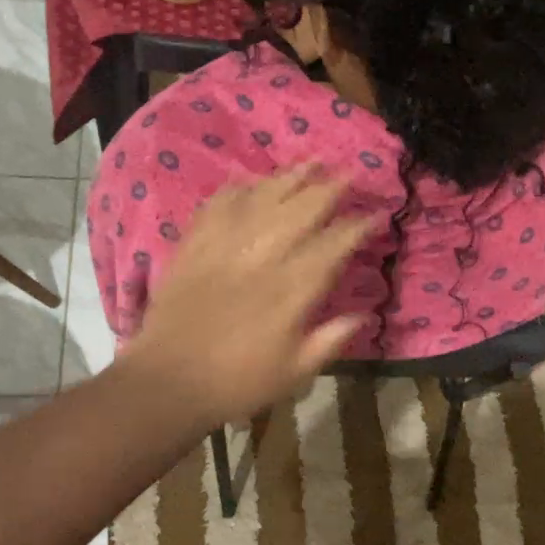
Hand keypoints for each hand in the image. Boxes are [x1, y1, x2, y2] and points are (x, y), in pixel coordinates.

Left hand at [118, 168, 369, 422]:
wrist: (168, 382)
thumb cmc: (238, 383)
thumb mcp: (295, 372)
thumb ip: (331, 340)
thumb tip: (364, 313)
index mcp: (292, 290)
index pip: (334, 246)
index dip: (358, 227)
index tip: (377, 215)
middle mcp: (262, 258)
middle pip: (301, 210)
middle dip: (330, 189)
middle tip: (349, 174)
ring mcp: (224, 247)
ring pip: (263, 198)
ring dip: (290, 177)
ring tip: (311, 162)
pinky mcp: (194, 246)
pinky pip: (219, 205)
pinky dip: (238, 189)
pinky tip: (251, 181)